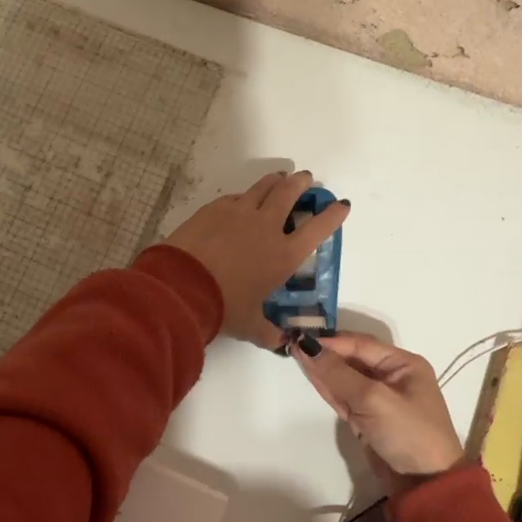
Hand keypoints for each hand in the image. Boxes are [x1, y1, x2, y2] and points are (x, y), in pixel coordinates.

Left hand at [161, 170, 349, 347]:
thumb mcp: (250, 325)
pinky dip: (245, 195)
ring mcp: (239, 212)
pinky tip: (242, 200)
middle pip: (290, 193)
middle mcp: (267, 227)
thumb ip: (269, 333)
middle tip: (306, 178)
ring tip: (280, 178)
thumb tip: (281, 343)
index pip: (318, 229)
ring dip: (276, 180)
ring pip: (263, 186)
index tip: (341, 204)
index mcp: (284, 254)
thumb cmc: (223, 306)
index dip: (332, 215)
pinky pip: (236, 197)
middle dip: (302, 183)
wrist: (180, 284)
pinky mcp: (214, 208)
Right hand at [290, 332, 464, 481]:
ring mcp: (379, 398)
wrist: (424, 484)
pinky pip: (344, 396)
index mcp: (403, 364)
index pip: (360, 345)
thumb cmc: (407, 432)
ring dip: (323, 369)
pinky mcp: (368, 418)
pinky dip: (328, 387)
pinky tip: (310, 375)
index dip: (330, 341)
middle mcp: (391, 376)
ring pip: (345, 378)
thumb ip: (337, 372)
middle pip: (351, 359)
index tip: (300, 339)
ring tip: (294, 356)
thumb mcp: (372, 398)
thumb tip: (306, 345)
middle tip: (292, 345)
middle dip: (325, 353)